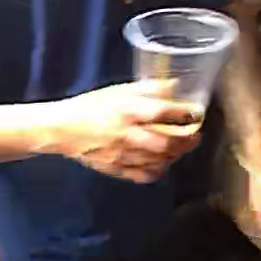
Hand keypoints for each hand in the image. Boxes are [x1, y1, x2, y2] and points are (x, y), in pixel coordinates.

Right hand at [50, 80, 202, 183]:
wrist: (63, 130)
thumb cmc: (90, 107)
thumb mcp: (118, 91)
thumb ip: (147, 89)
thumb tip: (175, 86)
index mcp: (127, 110)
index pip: (164, 112)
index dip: (185, 113)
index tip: (196, 112)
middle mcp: (127, 134)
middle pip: (166, 142)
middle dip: (187, 140)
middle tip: (196, 136)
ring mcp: (122, 154)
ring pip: (159, 160)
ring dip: (176, 156)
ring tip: (181, 149)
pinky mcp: (116, 168)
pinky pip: (143, 175)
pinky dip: (158, 171)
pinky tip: (162, 164)